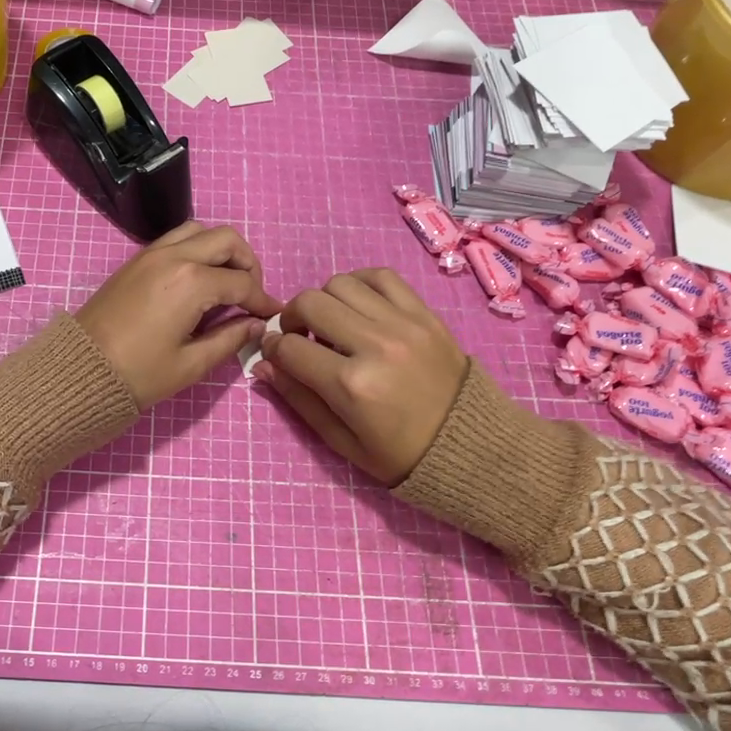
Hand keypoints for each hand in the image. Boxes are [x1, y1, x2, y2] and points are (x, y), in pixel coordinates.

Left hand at [76, 222, 283, 408]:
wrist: (80, 371)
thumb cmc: (138, 374)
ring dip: (221, 249)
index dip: (263, 300)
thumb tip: (255, 324)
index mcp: (191, 282)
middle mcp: (174, 256)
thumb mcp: (191, 365)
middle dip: (248, 264)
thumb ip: (230, 339)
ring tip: (226, 283)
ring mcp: (152, 253)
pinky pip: (176, 239)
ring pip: (200, 230)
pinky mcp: (136, 260)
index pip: (243, 283)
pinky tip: (198, 281)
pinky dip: (196, 249)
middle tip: (251, 295)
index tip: (274, 316)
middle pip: (227, 240)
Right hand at [253, 269, 467, 485]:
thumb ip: (299, 399)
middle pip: (310, 303)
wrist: (468, 446)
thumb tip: (263, 364)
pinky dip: (360, 284)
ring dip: (325, 300)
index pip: (289, 347)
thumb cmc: (399, 454)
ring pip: (341, 283)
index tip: (275, 352)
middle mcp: (374, 346)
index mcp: (351, 385)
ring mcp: (402, 324)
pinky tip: (358, 306)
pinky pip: (381, 276)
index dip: (273, 348)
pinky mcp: (424, 313)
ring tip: (332, 324)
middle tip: (299, 336)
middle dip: (292, 318)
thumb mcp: (341, 440)